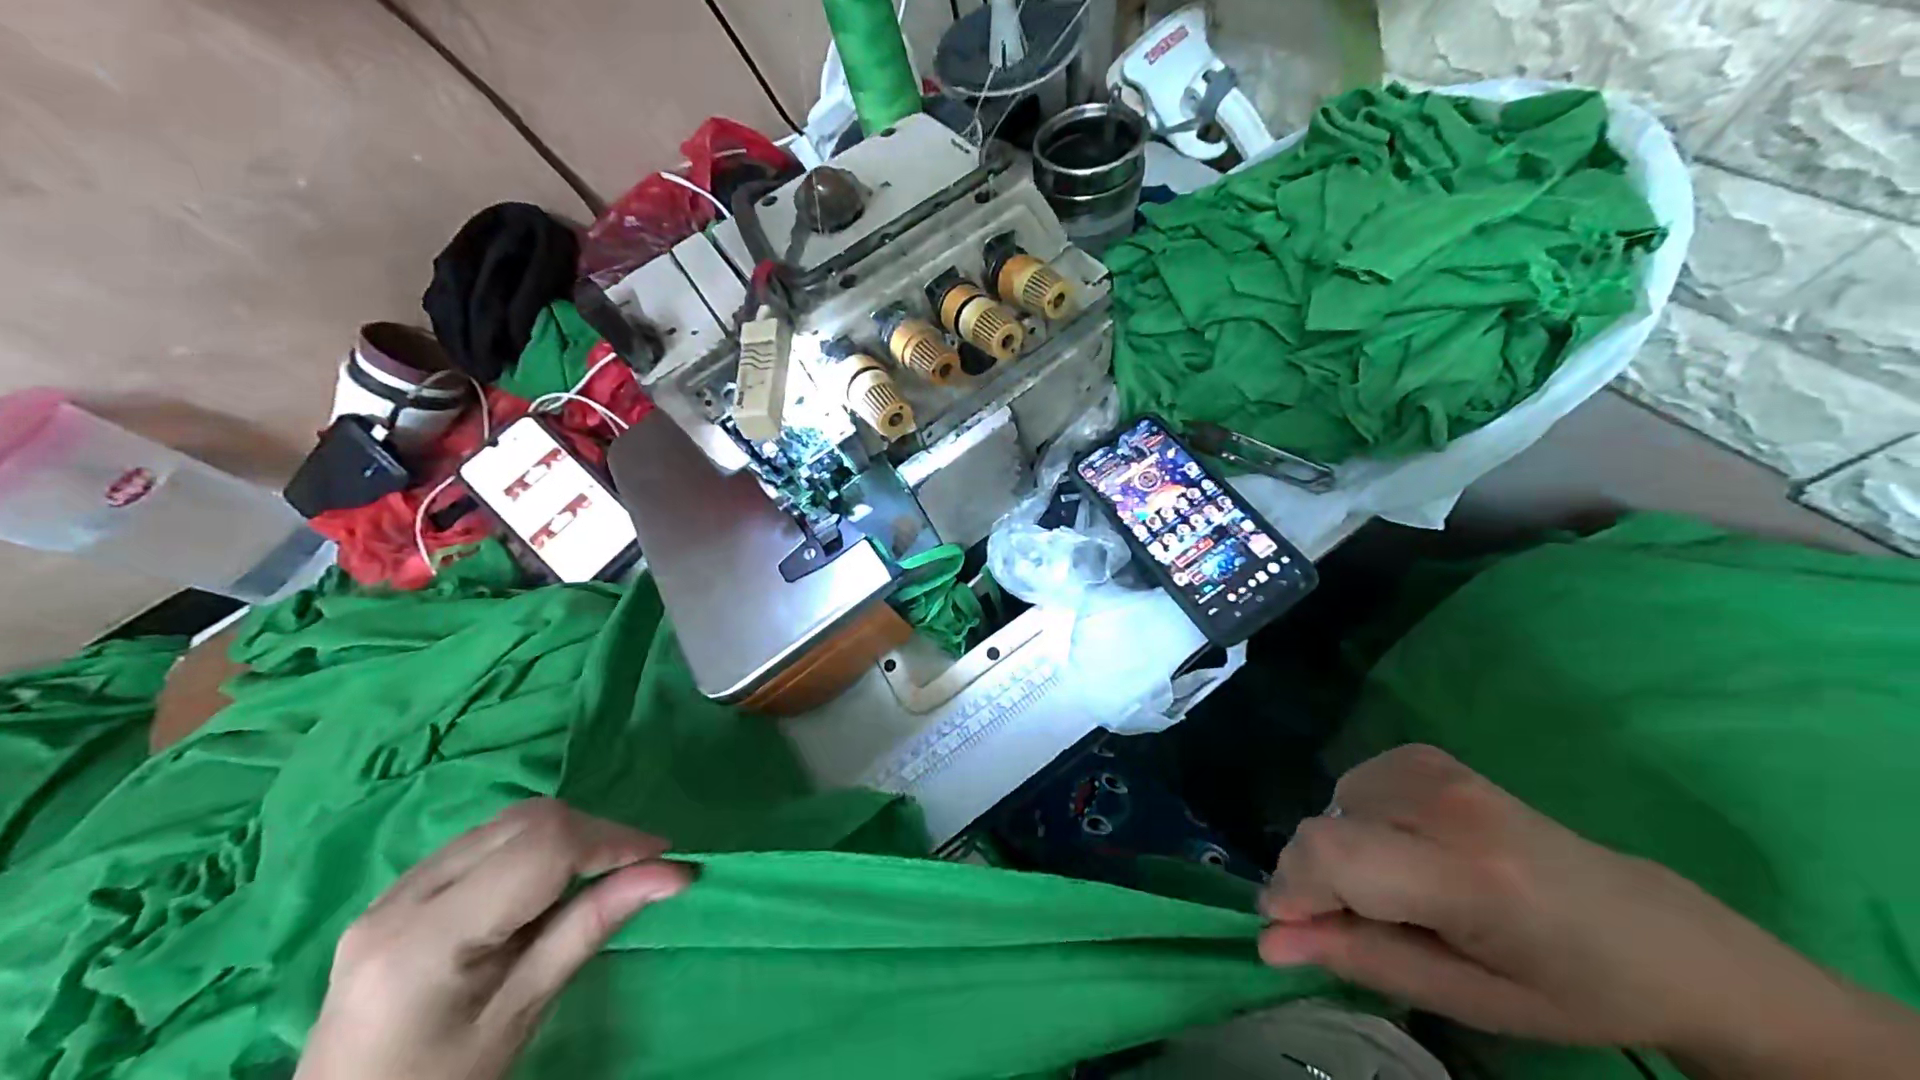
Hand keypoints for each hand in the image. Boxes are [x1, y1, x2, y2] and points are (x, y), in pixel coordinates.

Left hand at [295, 799, 690, 1079]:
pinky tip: (549, 882)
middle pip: (526, 822)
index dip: (612, 840)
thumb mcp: (519, 1017)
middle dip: (596, 834)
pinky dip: (535, 845)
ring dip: (568, 835)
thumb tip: (671, 874)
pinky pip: (486, 839)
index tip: (663, 858)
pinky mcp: (398, 890)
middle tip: (638, 868)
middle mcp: (404, 896)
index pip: (540, 849)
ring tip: (601, 873)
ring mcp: (394, 889)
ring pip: (508, 821)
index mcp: (426, 940)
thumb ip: (589, 930)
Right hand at [1257, 745, 1919, 1077]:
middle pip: (1324, 828)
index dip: (1292, 888)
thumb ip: (1362, 960)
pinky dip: (1353, 819)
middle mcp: (1449, 806)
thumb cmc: (1573, 989)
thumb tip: (1268, 941)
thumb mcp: (1470, 1001)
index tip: (1289, 930)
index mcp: (1472, 878)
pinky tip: (1398, 848)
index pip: (1336, 855)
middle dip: (1314, 879)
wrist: (1662, 937)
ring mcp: (1442, 772)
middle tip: (1354, 926)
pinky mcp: (1433, 758)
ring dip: (1337, 850)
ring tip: (1391, 889)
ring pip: (1332, 803)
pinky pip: (1354, 783)